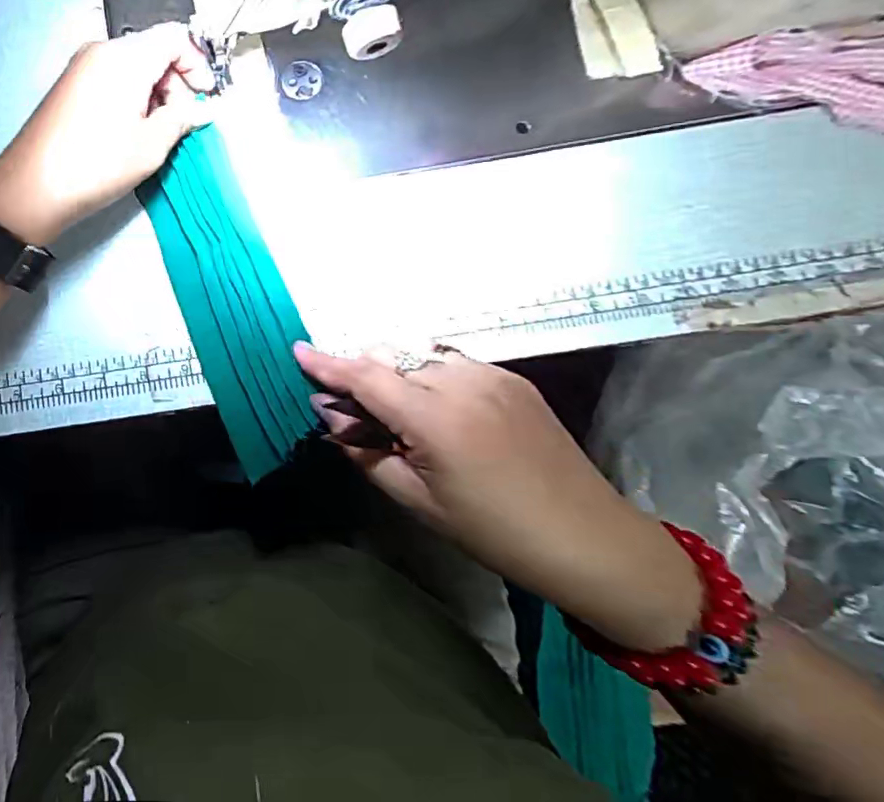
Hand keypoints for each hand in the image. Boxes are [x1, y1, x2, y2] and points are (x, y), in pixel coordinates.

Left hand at [0, 23, 212, 243]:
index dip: (198, 64)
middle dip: (177, 82)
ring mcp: (83, 67)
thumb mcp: (153, 145)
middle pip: (155, 50)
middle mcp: (101, 52)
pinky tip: (134, 131)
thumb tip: (201, 108)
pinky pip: (114, 78)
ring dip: (156, 93)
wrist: (33, 188)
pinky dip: (134, 97)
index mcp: (124, 58)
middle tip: (182, 120)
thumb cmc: (93, 166)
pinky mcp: (73, 85)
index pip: (176, 38)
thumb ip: (183, 117)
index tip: (206, 94)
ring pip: (136, 66)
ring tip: (157, 132)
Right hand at [293, 342, 701, 651]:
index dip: (328, 364)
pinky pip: (455, 365)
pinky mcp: (513, 377)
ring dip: (399, 376)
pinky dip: (432, 378)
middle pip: (392, 361)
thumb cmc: (493, 531)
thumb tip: (332, 419)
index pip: (367, 376)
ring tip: (399, 414)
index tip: (299, 349)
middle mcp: (462, 381)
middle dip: (364, 376)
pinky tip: (439, 410)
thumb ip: (367, 453)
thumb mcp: (418, 502)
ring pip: (423, 359)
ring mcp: (492, 374)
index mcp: (436, 417)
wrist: (584, 535)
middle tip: (351, 410)